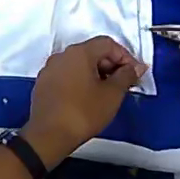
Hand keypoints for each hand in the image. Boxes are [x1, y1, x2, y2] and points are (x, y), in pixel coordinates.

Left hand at [22, 35, 144, 165]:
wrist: (49, 134)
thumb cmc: (84, 112)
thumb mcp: (112, 94)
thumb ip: (126, 75)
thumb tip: (136, 67)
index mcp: (78, 52)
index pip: (108, 44)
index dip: (126, 57)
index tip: (135, 74)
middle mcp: (61, 55)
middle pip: (92, 52)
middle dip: (111, 65)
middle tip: (124, 84)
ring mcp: (49, 69)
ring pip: (78, 64)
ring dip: (96, 73)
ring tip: (107, 92)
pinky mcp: (43, 84)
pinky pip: (66, 75)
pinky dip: (80, 81)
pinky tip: (87, 98)